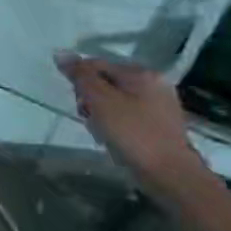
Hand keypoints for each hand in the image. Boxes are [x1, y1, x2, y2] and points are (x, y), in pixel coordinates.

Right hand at [54, 54, 211, 197]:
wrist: (170, 176)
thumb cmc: (133, 134)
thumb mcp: (100, 100)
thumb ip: (80, 75)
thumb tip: (60, 53)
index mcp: (142, 73)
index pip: (96, 65)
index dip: (81, 82)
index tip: (80, 104)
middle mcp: (155, 84)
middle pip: (105, 82)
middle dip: (91, 99)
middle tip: (90, 118)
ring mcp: (160, 106)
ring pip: (114, 101)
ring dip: (101, 114)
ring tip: (102, 133)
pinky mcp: (159, 126)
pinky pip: (127, 116)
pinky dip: (115, 125)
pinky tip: (114, 139)